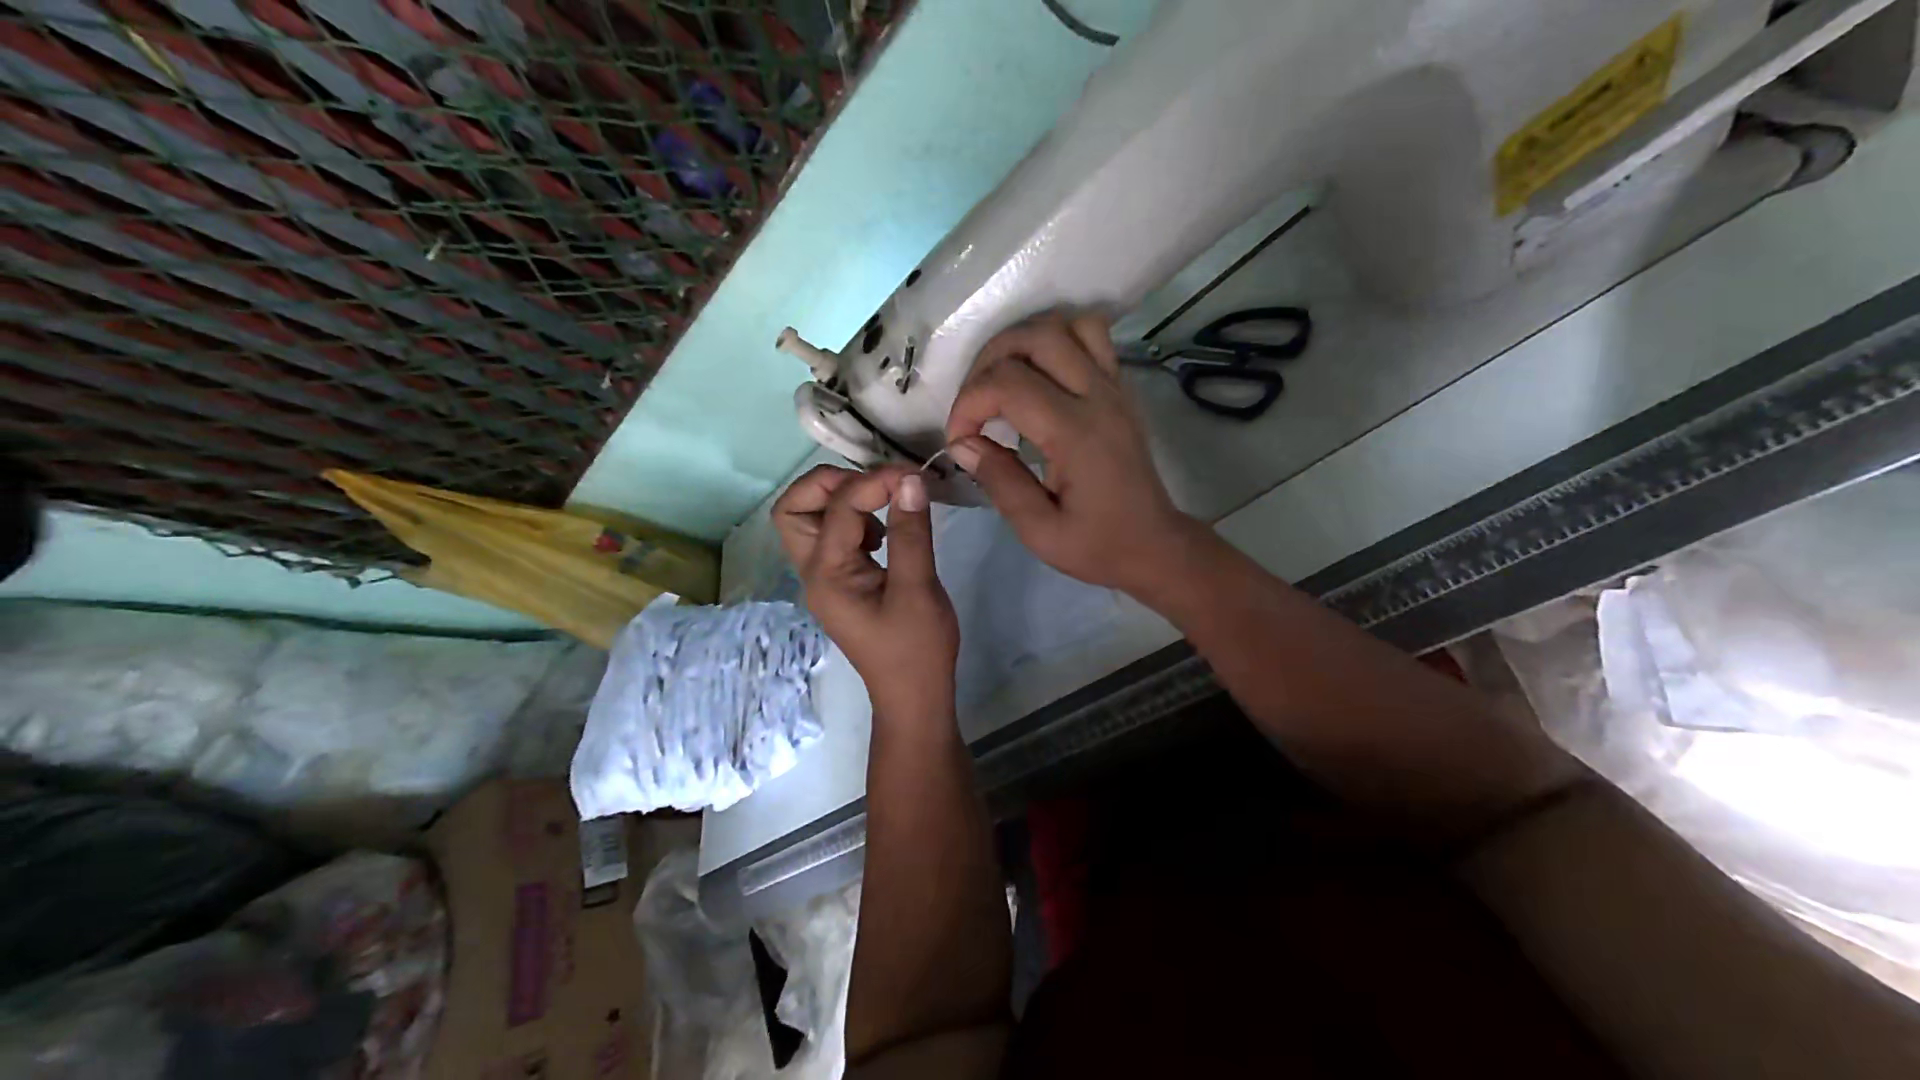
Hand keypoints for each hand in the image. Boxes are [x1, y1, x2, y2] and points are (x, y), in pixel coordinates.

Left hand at [773, 464, 958, 721]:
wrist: (913, 696)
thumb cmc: (917, 650)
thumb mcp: (919, 589)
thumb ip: (911, 532)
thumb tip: (909, 480)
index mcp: (827, 576)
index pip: (838, 509)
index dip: (873, 482)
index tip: (912, 476)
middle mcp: (815, 573)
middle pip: (793, 510)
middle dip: (830, 484)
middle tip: (874, 485)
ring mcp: (825, 578)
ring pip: (808, 521)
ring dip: (839, 500)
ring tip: (882, 506)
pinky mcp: (841, 581)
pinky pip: (831, 535)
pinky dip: (852, 518)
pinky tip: (883, 531)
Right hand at [944, 312, 1207, 595]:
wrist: (1154, 544)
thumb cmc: (1097, 545)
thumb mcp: (1039, 531)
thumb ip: (999, 482)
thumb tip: (962, 444)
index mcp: (1077, 435)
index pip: (1007, 384)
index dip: (968, 405)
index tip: (959, 441)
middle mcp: (1098, 397)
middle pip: (1033, 338)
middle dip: (987, 363)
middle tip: (973, 405)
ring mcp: (1114, 386)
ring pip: (1064, 324)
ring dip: (1021, 342)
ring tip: (1000, 379)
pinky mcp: (1120, 387)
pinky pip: (1090, 335)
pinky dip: (1055, 339)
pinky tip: (1036, 372)